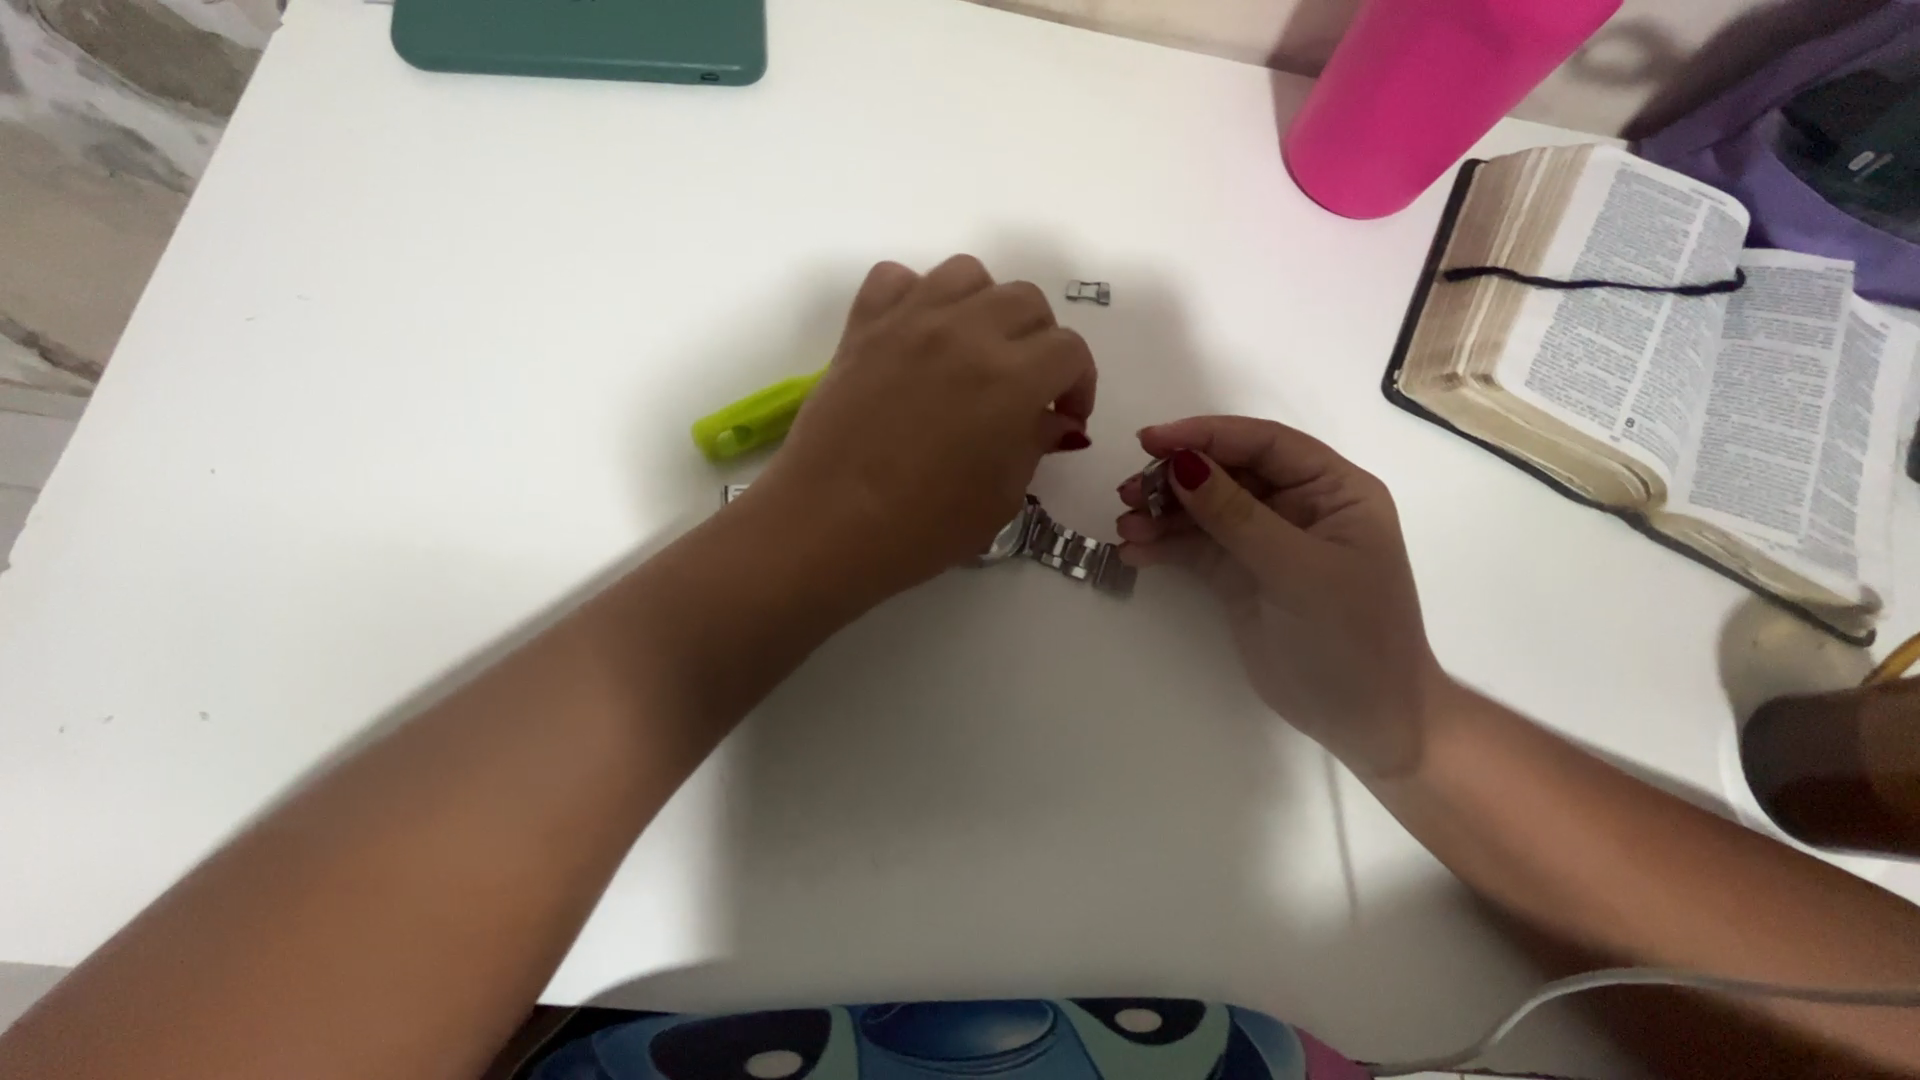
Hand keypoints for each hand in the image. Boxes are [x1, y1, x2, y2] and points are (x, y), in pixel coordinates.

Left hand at [756, 256, 1096, 593]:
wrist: (827, 526)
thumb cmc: (922, 528)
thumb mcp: (1000, 498)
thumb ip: (1034, 445)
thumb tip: (1055, 420)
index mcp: (1012, 378)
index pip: (1069, 351)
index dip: (1079, 385)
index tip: (1066, 418)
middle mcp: (966, 332)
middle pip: (1026, 301)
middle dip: (1040, 342)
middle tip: (1026, 386)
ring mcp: (909, 322)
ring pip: (967, 275)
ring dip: (985, 307)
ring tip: (975, 349)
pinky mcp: (862, 327)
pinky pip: (896, 279)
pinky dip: (915, 296)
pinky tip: (917, 336)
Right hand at [1116, 417, 1445, 777]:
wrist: (1364, 720)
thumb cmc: (1351, 637)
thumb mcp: (1297, 570)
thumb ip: (1236, 515)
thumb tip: (1181, 464)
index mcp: (1333, 490)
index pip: (1264, 444)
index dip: (1207, 435)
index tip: (1150, 441)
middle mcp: (1297, 506)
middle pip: (1226, 472)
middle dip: (1176, 477)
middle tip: (1129, 490)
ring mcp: (1265, 542)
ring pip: (1204, 509)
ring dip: (1162, 513)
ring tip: (1125, 526)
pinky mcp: (1239, 575)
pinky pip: (1195, 547)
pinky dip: (1164, 546)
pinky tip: (1134, 552)